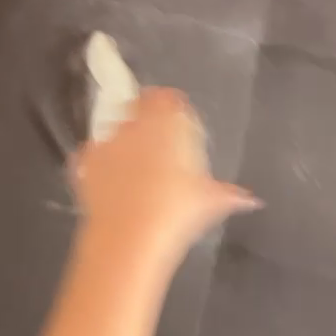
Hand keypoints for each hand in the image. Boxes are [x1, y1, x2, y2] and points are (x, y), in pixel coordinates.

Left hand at [71, 87, 259, 253]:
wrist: (128, 237)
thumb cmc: (176, 212)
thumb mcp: (210, 202)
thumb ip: (229, 194)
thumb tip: (250, 200)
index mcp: (168, 123)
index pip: (168, 98)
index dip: (171, 106)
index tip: (176, 120)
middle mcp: (135, 124)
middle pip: (138, 106)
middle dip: (145, 118)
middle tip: (157, 143)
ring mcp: (106, 142)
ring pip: (115, 129)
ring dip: (123, 141)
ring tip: (133, 168)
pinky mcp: (84, 163)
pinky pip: (93, 156)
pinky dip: (100, 164)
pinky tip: (110, 183)